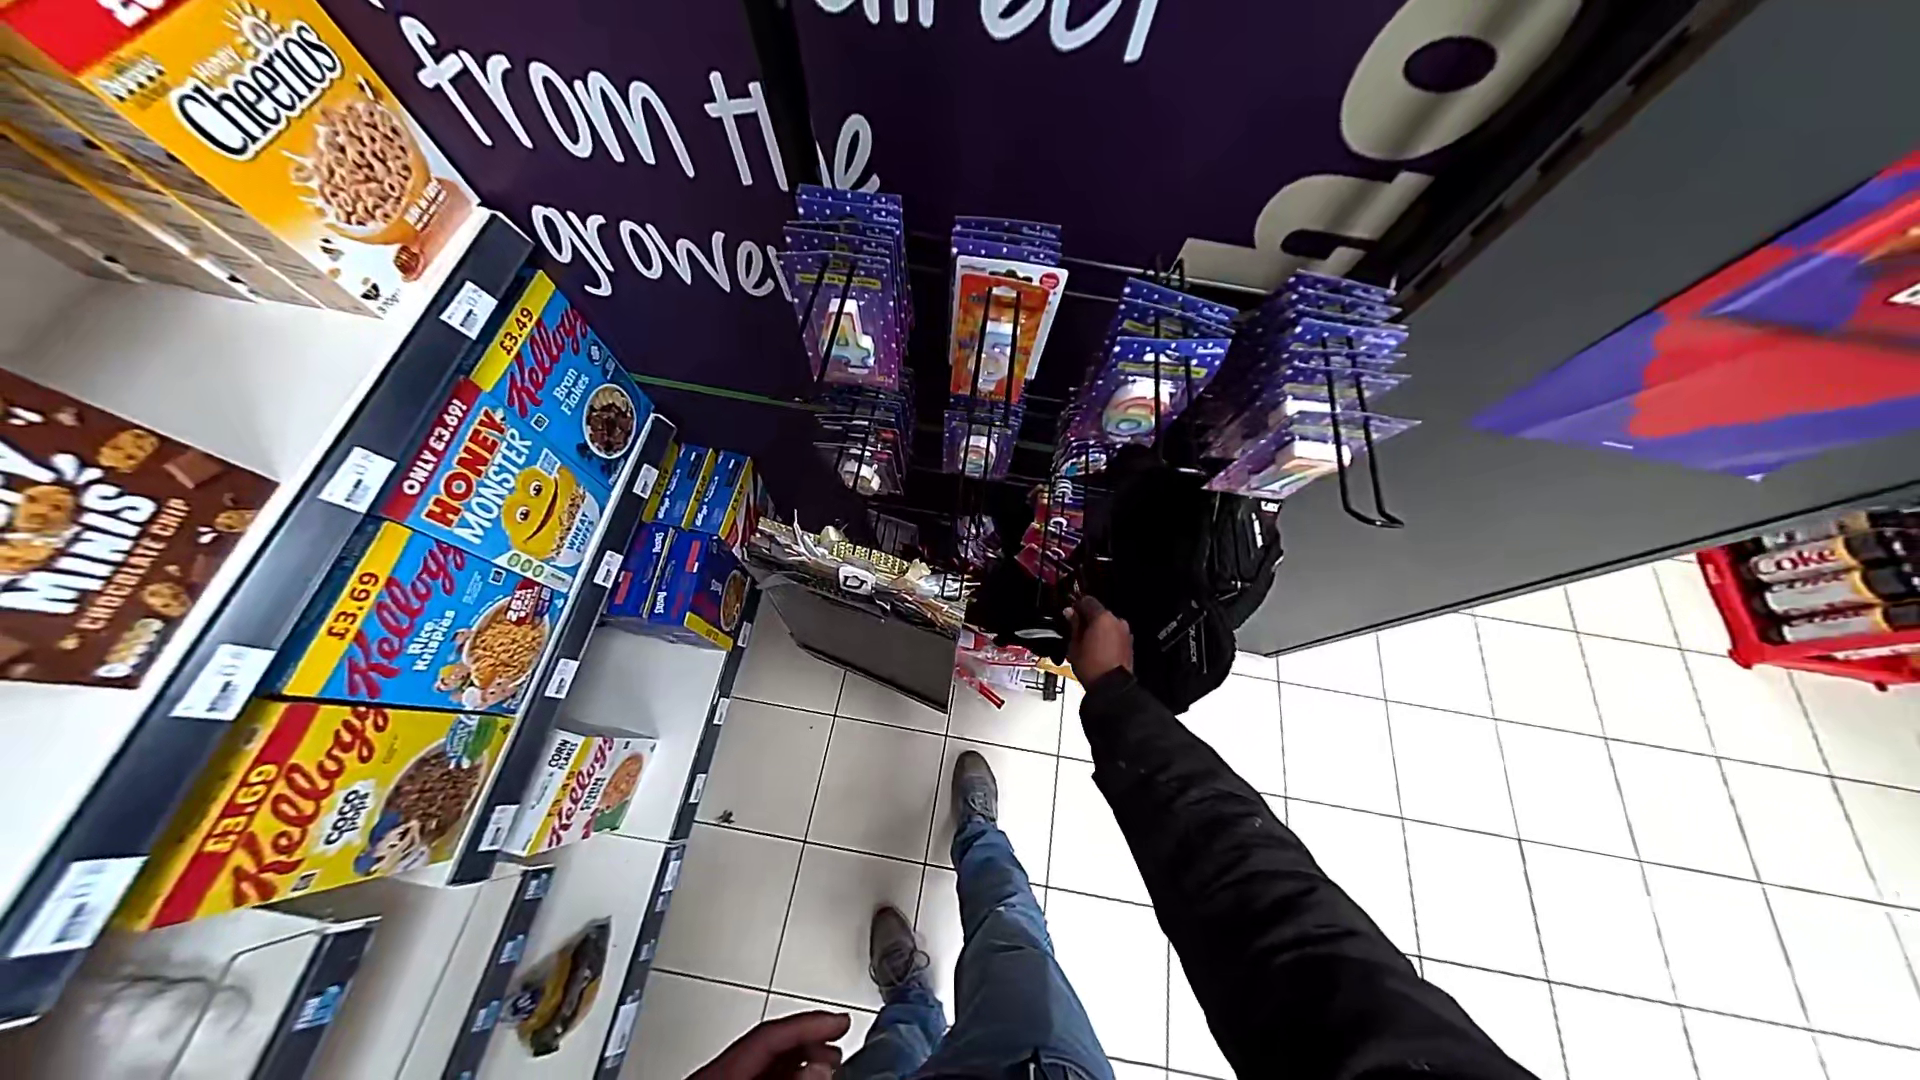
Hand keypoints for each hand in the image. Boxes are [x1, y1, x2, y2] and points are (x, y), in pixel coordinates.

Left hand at [688, 1011, 850, 1079]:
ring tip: (823, 1069)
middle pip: (766, 1049)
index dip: (810, 1024)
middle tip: (836, 1046)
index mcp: (716, 1077)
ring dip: (796, 1066)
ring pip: (761, 1069)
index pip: (770, 1035)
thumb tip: (820, 1066)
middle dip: (806, 1044)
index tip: (839, 1023)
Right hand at [1065, 595, 1132, 684]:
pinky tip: (1098, 649)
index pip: (1087, 601)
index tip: (1070, 613)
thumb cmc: (1092, 666)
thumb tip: (1070, 613)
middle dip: (1088, 619)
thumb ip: (1073, 625)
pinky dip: (1107, 637)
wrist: (1112, 687)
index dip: (1077, 605)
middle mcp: (1116, 621)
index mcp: (1102, 617)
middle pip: (1099, 612)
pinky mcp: (1129, 643)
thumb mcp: (1074, 644)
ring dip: (1098, 629)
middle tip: (1076, 630)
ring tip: (1087, 643)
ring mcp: (1125, 632)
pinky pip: (1115, 634)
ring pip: (1108, 623)